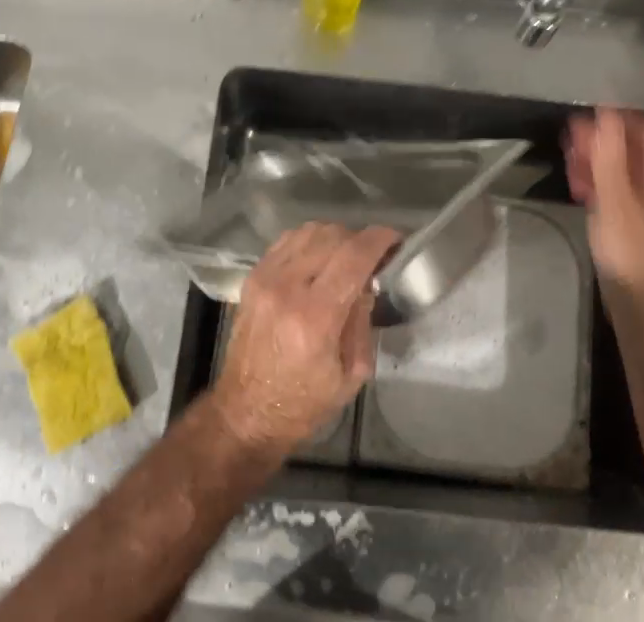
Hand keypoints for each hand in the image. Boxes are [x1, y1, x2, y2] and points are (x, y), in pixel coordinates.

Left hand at [212, 222, 398, 452]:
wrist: (247, 411)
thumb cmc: (304, 402)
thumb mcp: (352, 374)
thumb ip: (363, 321)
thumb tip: (368, 283)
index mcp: (316, 317)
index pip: (353, 256)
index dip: (380, 240)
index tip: (396, 240)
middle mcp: (287, 288)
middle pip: (332, 236)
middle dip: (360, 240)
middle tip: (374, 258)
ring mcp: (265, 279)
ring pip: (308, 231)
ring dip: (334, 237)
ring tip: (346, 258)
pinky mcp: (252, 278)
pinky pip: (287, 241)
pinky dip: (309, 242)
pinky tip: (319, 259)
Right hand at [567, 107, 643, 310]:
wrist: (641, 309)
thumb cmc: (629, 254)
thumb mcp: (615, 203)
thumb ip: (610, 159)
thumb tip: (606, 115)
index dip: (619, 117)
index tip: (587, 111)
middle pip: (630, 151)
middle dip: (601, 139)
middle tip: (570, 137)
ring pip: (620, 172)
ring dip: (596, 161)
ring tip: (569, 160)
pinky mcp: (630, 226)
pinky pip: (613, 193)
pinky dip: (596, 184)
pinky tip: (578, 188)